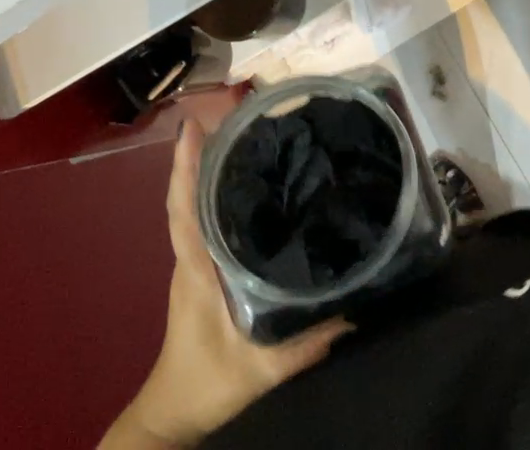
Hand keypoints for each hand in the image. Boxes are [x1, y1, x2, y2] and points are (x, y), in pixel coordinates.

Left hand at [102, 122, 349, 448]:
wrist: (173, 413)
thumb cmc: (205, 384)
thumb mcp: (259, 370)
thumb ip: (306, 345)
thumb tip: (356, 310)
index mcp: (196, 271)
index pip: (183, 211)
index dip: (184, 168)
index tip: (191, 127)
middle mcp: (192, 258)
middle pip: (191, 196)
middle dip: (206, 154)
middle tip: (239, 117)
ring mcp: (196, 263)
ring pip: (198, 207)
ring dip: (213, 171)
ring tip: (249, 137)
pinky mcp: (205, 270)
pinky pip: (210, 222)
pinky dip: (221, 195)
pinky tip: (255, 185)